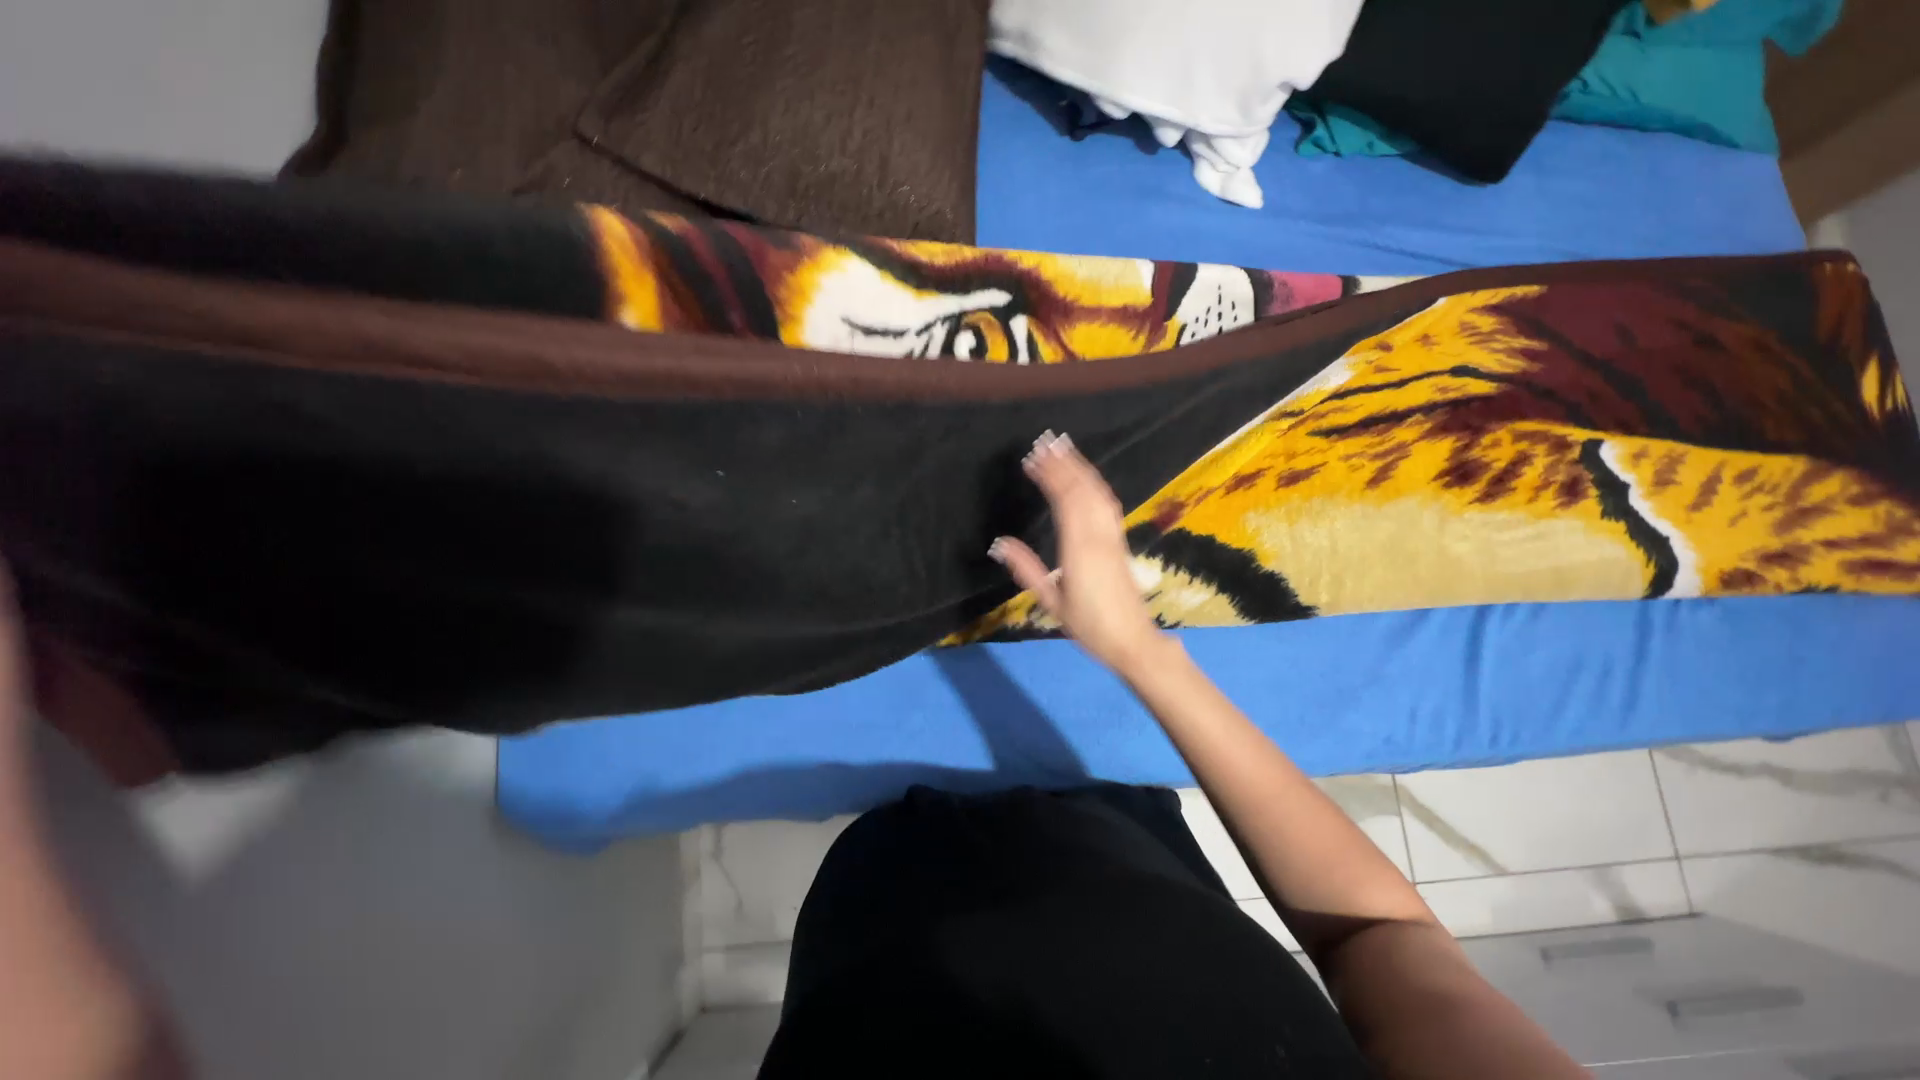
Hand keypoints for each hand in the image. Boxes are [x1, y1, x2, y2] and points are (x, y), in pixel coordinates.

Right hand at [988, 431, 1170, 675]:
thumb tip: (999, 543)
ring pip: (1097, 492)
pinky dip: (1095, 483)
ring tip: (1062, 448)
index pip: (1065, 500)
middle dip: (1062, 464)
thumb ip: (1026, 569)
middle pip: (1081, 489)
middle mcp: (1098, 536)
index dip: (1049, 475)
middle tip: (1043, 442)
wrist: (1132, 640)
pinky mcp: (1120, 542)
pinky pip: (1108, 503)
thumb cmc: (1088, 625)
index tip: (1032, 458)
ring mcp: (1113, 537)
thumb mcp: (1051, 602)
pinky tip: (1085, 476)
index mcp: (1079, 548)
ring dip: (1079, 468)